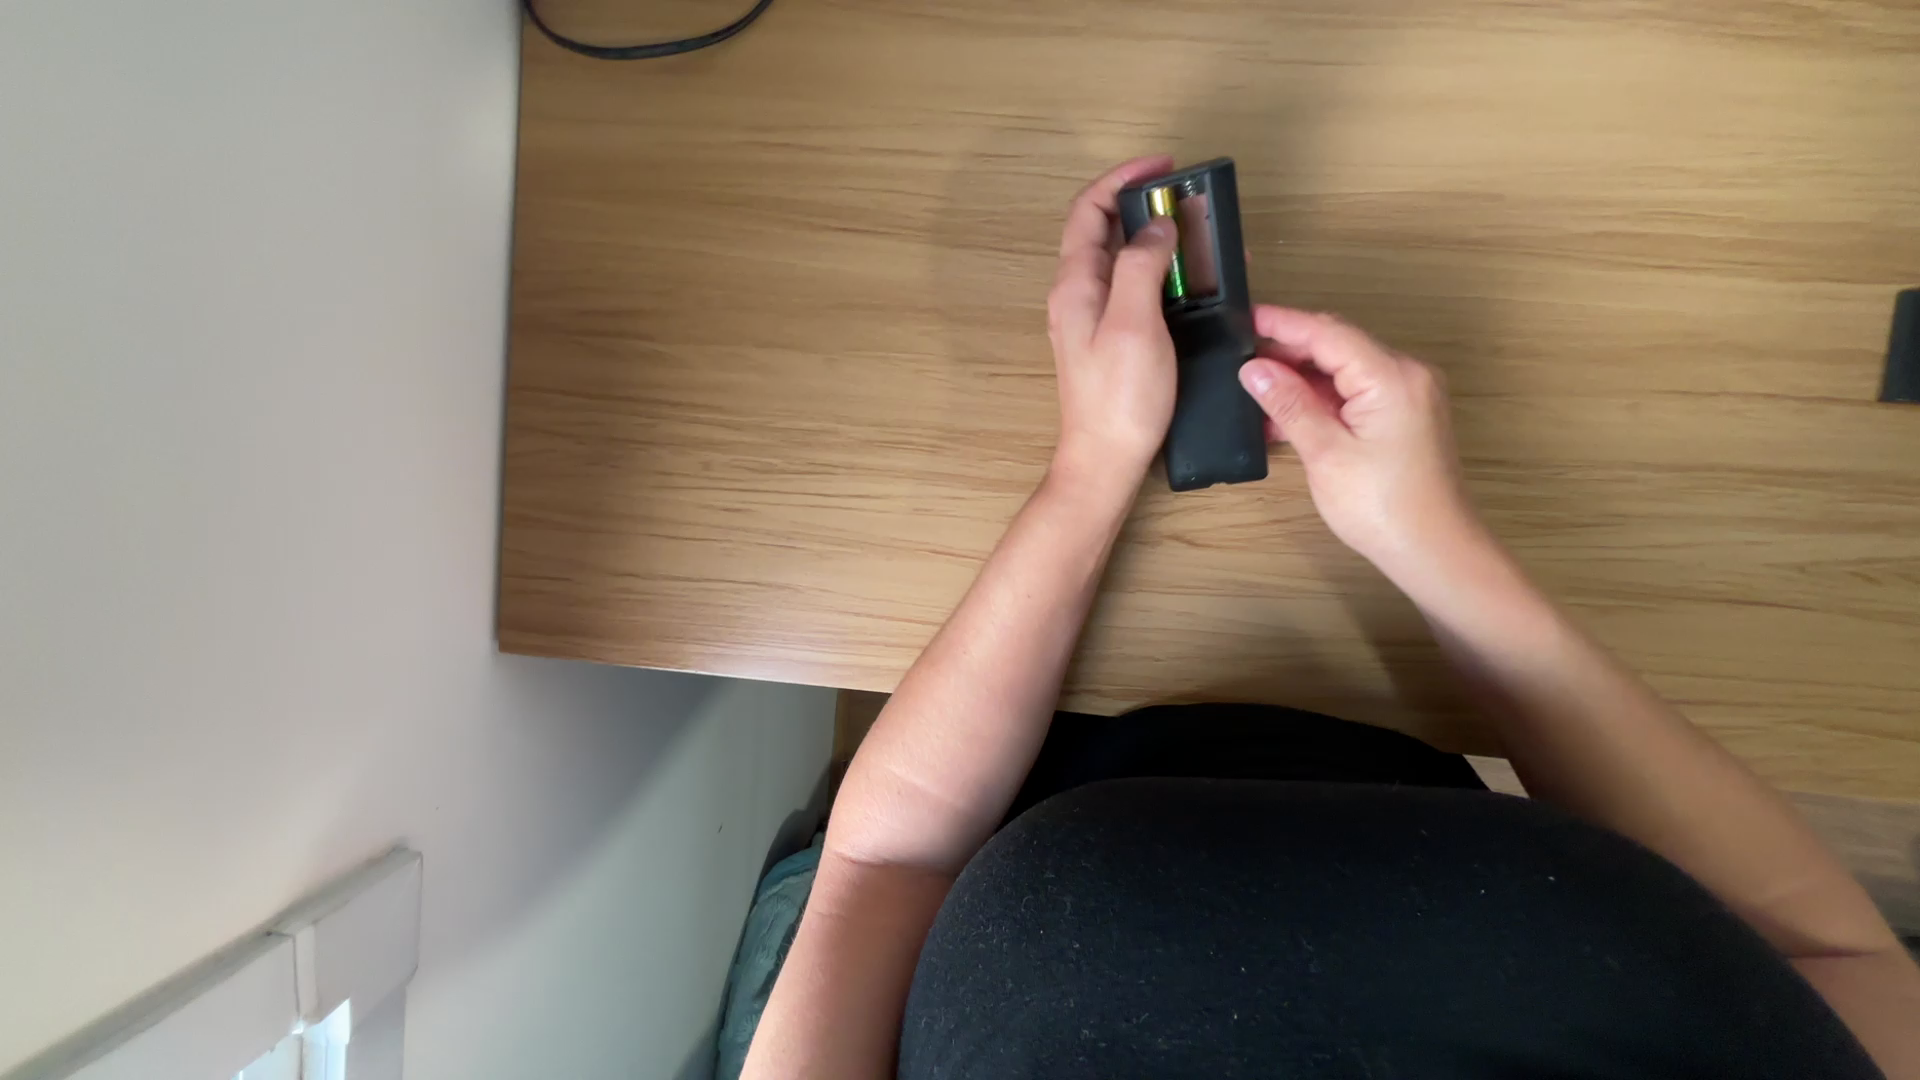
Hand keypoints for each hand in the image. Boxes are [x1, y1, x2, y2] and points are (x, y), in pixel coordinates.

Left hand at [1046, 156, 1180, 486]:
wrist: (1106, 458)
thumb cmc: (1119, 397)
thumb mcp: (1134, 323)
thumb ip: (1142, 267)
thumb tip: (1156, 226)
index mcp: (1074, 285)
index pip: (1087, 211)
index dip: (1121, 179)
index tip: (1165, 166)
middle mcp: (1076, 297)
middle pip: (1103, 232)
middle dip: (1145, 207)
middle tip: (1190, 204)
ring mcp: (1090, 321)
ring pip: (1121, 263)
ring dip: (1157, 243)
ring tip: (1202, 241)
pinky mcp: (1108, 342)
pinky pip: (1133, 293)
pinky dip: (1161, 277)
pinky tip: (1192, 285)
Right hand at [1237, 306, 1488, 580]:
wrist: (1431, 549)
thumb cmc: (1380, 505)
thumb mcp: (1325, 452)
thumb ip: (1289, 404)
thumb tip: (1254, 369)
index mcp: (1391, 377)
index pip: (1328, 333)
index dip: (1283, 323)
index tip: (1243, 317)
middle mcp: (1405, 375)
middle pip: (1337, 347)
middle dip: (1287, 351)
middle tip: (1238, 360)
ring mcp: (1405, 395)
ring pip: (1341, 372)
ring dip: (1299, 380)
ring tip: (1254, 395)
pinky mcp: (1399, 416)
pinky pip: (1351, 394)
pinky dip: (1317, 400)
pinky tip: (1283, 417)